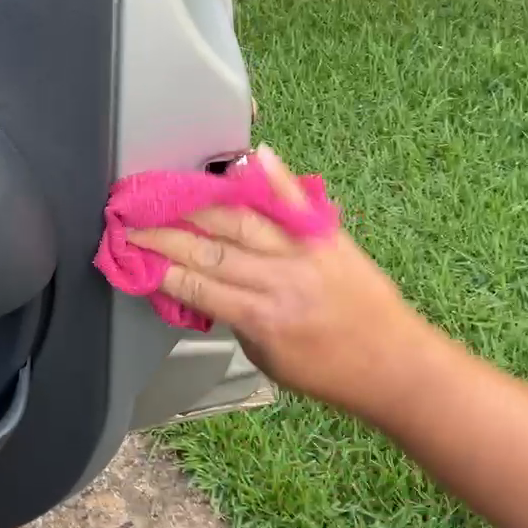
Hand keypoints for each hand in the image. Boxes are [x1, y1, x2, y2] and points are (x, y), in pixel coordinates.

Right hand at [127, 147, 446, 420]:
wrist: (397, 366)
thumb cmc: (330, 373)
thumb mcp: (266, 359)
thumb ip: (231, 318)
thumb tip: (199, 286)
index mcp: (261, 318)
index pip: (196, 285)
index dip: (158, 266)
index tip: (130, 252)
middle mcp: (280, 280)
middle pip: (209, 248)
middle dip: (164, 233)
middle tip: (132, 220)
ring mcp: (305, 253)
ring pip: (240, 220)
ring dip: (197, 205)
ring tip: (167, 195)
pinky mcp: (327, 237)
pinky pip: (295, 201)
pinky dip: (274, 175)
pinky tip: (250, 154)